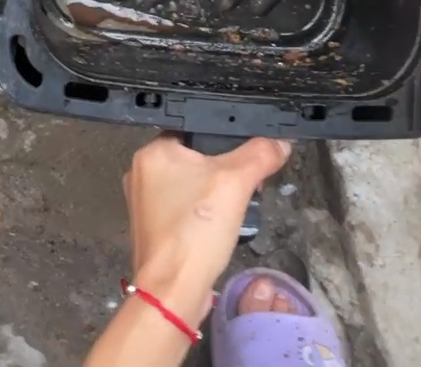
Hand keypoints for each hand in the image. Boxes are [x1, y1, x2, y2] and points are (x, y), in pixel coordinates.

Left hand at [121, 136, 290, 324]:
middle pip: (195, 159)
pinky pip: (183, 208)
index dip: (223, 141)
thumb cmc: (194, 231)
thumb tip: (279, 143)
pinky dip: (202, 214)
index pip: (194, 130)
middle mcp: (141, 173)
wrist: (174, 290)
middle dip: (223, 171)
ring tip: (232, 207)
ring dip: (214, 194)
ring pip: (190, 185)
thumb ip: (260, 155)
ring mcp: (144, 203)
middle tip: (242, 185)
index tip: (243, 156)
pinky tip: (217, 226)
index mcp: (152, 152)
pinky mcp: (153, 227)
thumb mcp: (236, 182)